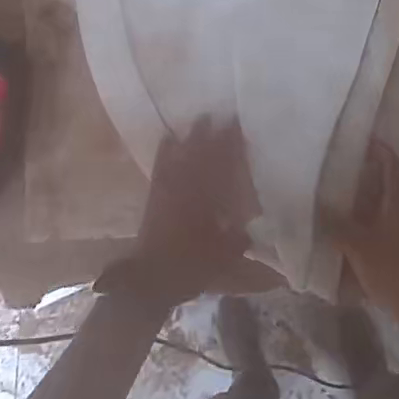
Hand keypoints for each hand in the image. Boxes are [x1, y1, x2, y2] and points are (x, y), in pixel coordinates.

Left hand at [97, 117, 254, 310]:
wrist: (150, 282)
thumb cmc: (190, 269)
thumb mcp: (225, 256)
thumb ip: (238, 237)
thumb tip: (249, 223)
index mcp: (209, 204)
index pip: (224, 168)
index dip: (233, 148)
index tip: (241, 130)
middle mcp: (190, 192)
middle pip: (204, 158)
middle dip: (215, 137)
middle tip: (224, 117)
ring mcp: (169, 192)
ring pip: (184, 158)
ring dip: (193, 139)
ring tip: (201, 120)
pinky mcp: (155, 197)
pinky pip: (161, 169)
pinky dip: (166, 153)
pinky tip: (169, 138)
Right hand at [326, 143, 398, 342]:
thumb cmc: (392, 272)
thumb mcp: (358, 248)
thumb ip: (337, 225)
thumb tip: (317, 206)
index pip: (394, 164)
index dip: (380, 150)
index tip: (363, 142)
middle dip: (384, 169)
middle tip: (359, 169)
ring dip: (387, 191)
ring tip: (360, 196)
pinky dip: (390, 210)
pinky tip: (371, 226)